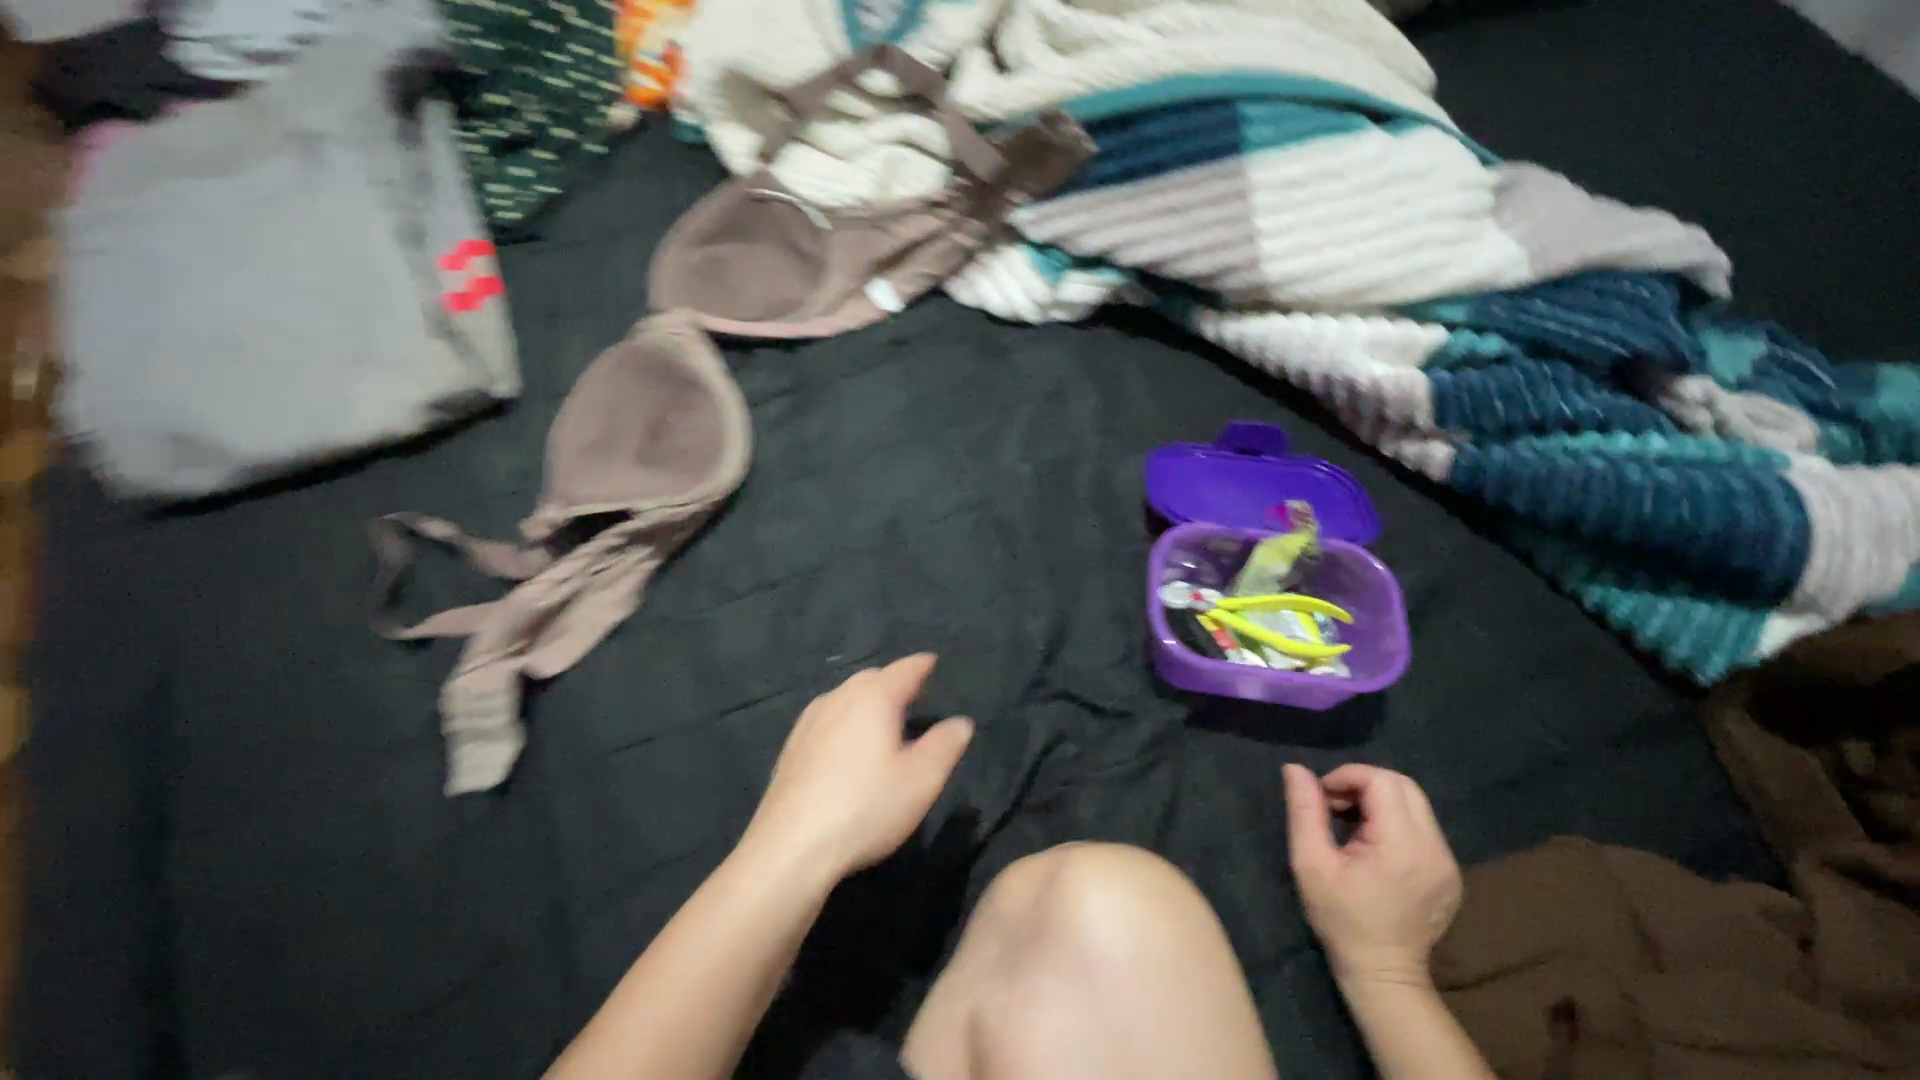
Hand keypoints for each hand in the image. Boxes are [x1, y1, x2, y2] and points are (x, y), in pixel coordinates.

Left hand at [745, 654, 974, 879]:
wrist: (791, 846)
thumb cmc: (866, 807)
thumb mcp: (921, 780)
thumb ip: (945, 745)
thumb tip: (960, 722)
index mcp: (873, 698)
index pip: (903, 670)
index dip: (921, 666)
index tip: (932, 662)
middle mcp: (838, 699)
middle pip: (870, 679)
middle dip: (893, 682)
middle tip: (913, 693)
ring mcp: (809, 723)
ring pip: (844, 698)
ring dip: (865, 701)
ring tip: (882, 718)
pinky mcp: (791, 748)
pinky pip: (826, 720)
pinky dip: (844, 721)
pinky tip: (847, 745)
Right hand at [1283, 764, 1460, 989]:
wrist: (1383, 972)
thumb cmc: (1340, 919)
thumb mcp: (1310, 864)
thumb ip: (1304, 811)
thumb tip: (1295, 769)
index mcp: (1401, 844)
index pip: (1382, 781)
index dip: (1347, 776)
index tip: (1322, 795)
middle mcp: (1434, 847)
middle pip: (1404, 786)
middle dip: (1365, 784)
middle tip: (1335, 805)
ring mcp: (1448, 861)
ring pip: (1416, 805)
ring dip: (1381, 802)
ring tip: (1352, 825)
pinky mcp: (1450, 873)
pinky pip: (1424, 829)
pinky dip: (1397, 823)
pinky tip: (1374, 847)